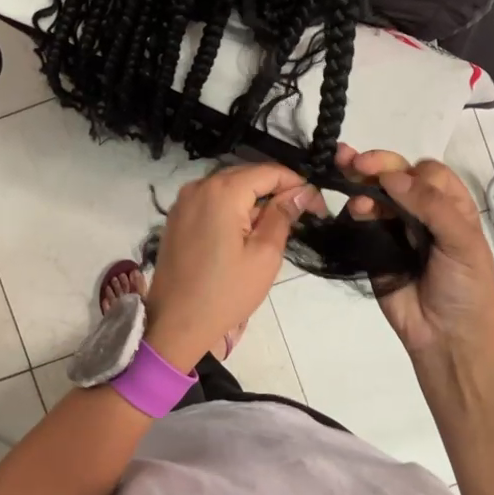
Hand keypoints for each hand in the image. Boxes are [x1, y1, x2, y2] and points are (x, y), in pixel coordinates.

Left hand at [143, 163, 318, 369]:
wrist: (176, 323)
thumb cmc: (226, 292)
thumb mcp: (265, 255)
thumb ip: (283, 215)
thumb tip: (302, 190)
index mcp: (222, 191)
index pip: (268, 171)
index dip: (297, 184)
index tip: (317, 205)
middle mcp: (198, 187)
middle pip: (246, 175)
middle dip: (275, 190)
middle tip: (301, 215)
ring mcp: (183, 202)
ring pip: (228, 187)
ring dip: (253, 200)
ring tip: (274, 227)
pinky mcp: (176, 218)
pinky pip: (211, 201)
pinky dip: (231, 209)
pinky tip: (244, 232)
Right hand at [336, 146, 493, 358]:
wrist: (446, 336)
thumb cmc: (466, 287)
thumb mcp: (463, 242)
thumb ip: (432, 206)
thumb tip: (392, 178)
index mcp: (451, 206)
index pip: (427, 173)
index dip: (408, 171)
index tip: (390, 177)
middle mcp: (422, 212)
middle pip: (397, 176)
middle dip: (376, 165)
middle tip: (353, 162)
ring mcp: (396, 229)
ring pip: (376, 195)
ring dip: (362, 185)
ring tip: (349, 188)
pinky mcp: (374, 247)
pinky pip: (363, 221)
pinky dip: (356, 210)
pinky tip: (353, 210)